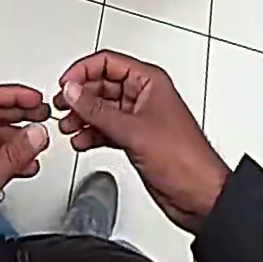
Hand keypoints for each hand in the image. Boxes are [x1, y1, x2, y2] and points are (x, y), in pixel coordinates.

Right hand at [54, 50, 230, 232]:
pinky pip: (106, 127)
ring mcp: (139, 117)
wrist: (201, 199)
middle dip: (80, 95)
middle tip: (62, 106)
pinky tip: (82, 140)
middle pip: (102, 83)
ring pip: (102, 107)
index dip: (83, 70)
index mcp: (149, 80)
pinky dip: (92, 132)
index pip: (108, 62)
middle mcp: (143, 95)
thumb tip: (73, 91)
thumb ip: (98, 110)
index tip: (66, 84)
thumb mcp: (134, 130)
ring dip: (83, 115)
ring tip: (68, 125)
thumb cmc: (185, 160)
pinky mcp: (135, 138)